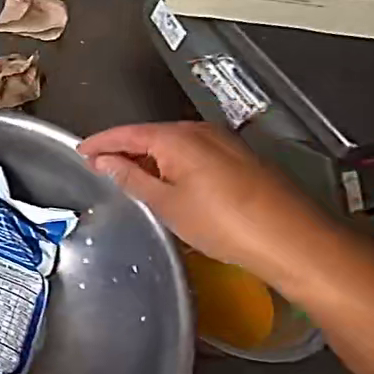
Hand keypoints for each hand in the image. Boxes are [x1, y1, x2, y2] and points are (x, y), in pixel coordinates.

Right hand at [77, 122, 345, 281]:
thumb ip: (130, 177)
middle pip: (150, 134)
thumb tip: (107, 162)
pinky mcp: (240, 159)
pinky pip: (193, 152)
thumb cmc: (225, 223)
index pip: (126, 133)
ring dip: (148, 156)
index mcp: (177, 138)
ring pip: (173, 143)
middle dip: (123, 148)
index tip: (81, 150)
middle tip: (99, 165)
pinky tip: (164, 182)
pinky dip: (171, 162)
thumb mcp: (164, 202)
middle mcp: (201, 133)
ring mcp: (224, 144)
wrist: (292, 240)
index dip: (100, 142)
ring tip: (127, 175)